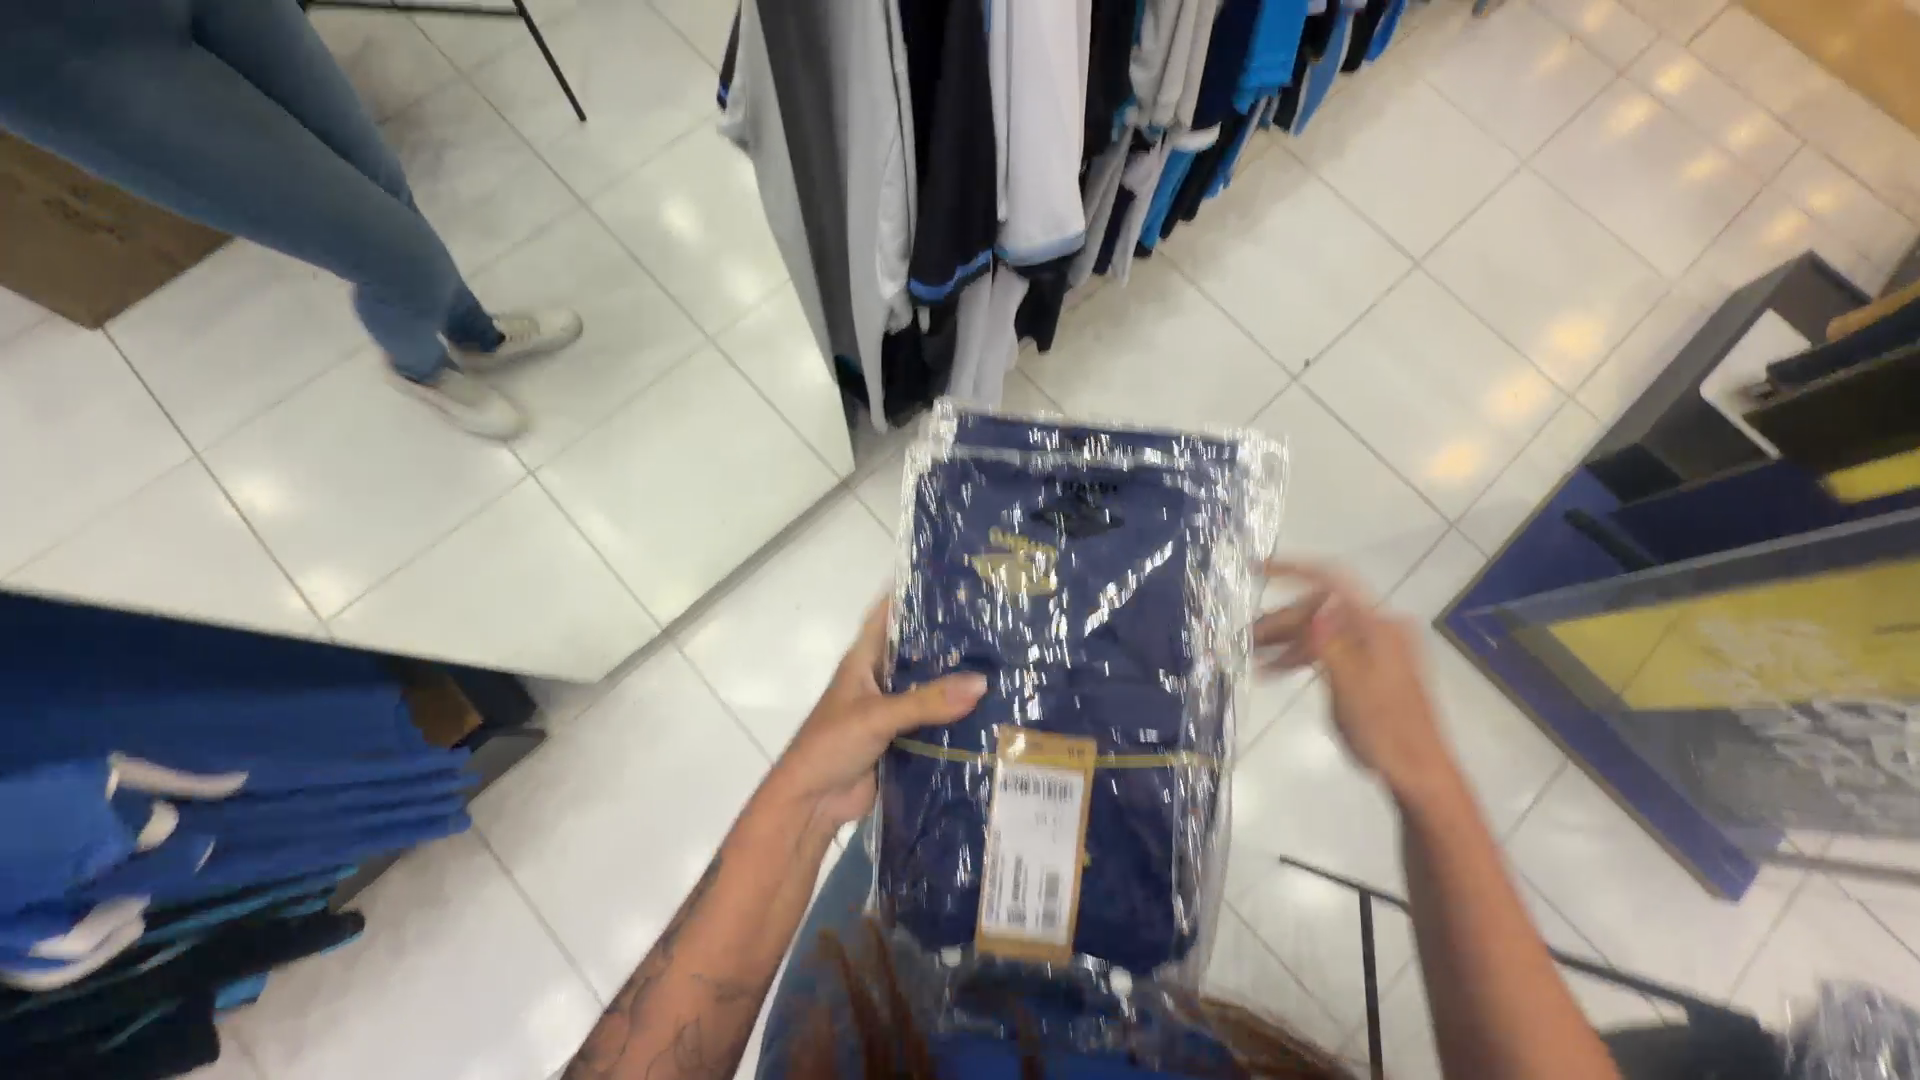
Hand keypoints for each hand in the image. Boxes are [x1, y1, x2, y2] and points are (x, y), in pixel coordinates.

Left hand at [765, 601, 986, 835]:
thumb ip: (927, 701)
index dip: (913, 595)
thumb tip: (981, 683)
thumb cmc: (831, 745)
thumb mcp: (877, 716)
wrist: (812, 803)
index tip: (952, 580)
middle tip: (994, 625)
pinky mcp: (902, 739)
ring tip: (1002, 663)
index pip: (888, 615)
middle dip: (949, 640)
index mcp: (863, 661)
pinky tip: (989, 712)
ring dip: (956, 682)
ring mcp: (891, 711)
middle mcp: (879, 679)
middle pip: (916, 652)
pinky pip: (933, 722)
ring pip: (929, 688)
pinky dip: (955, 718)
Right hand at [1253, 561, 1457, 798]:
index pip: (1332, 582)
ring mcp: (1376, 648)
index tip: (1256, 569)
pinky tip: (1276, 670)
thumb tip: (1313, 608)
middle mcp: (1379, 629)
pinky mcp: (1371, 668)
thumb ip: (1330, 644)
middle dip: (1279, 621)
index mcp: (1378, 627)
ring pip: (1321, 630)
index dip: (1292, 570)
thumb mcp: (1350, 688)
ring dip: (1286, 640)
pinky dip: (1303, 655)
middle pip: (1320, 609)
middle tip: (1244, 639)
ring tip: (1251, 657)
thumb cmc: (1385, 733)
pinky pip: (1329, 649)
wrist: (1419, 775)